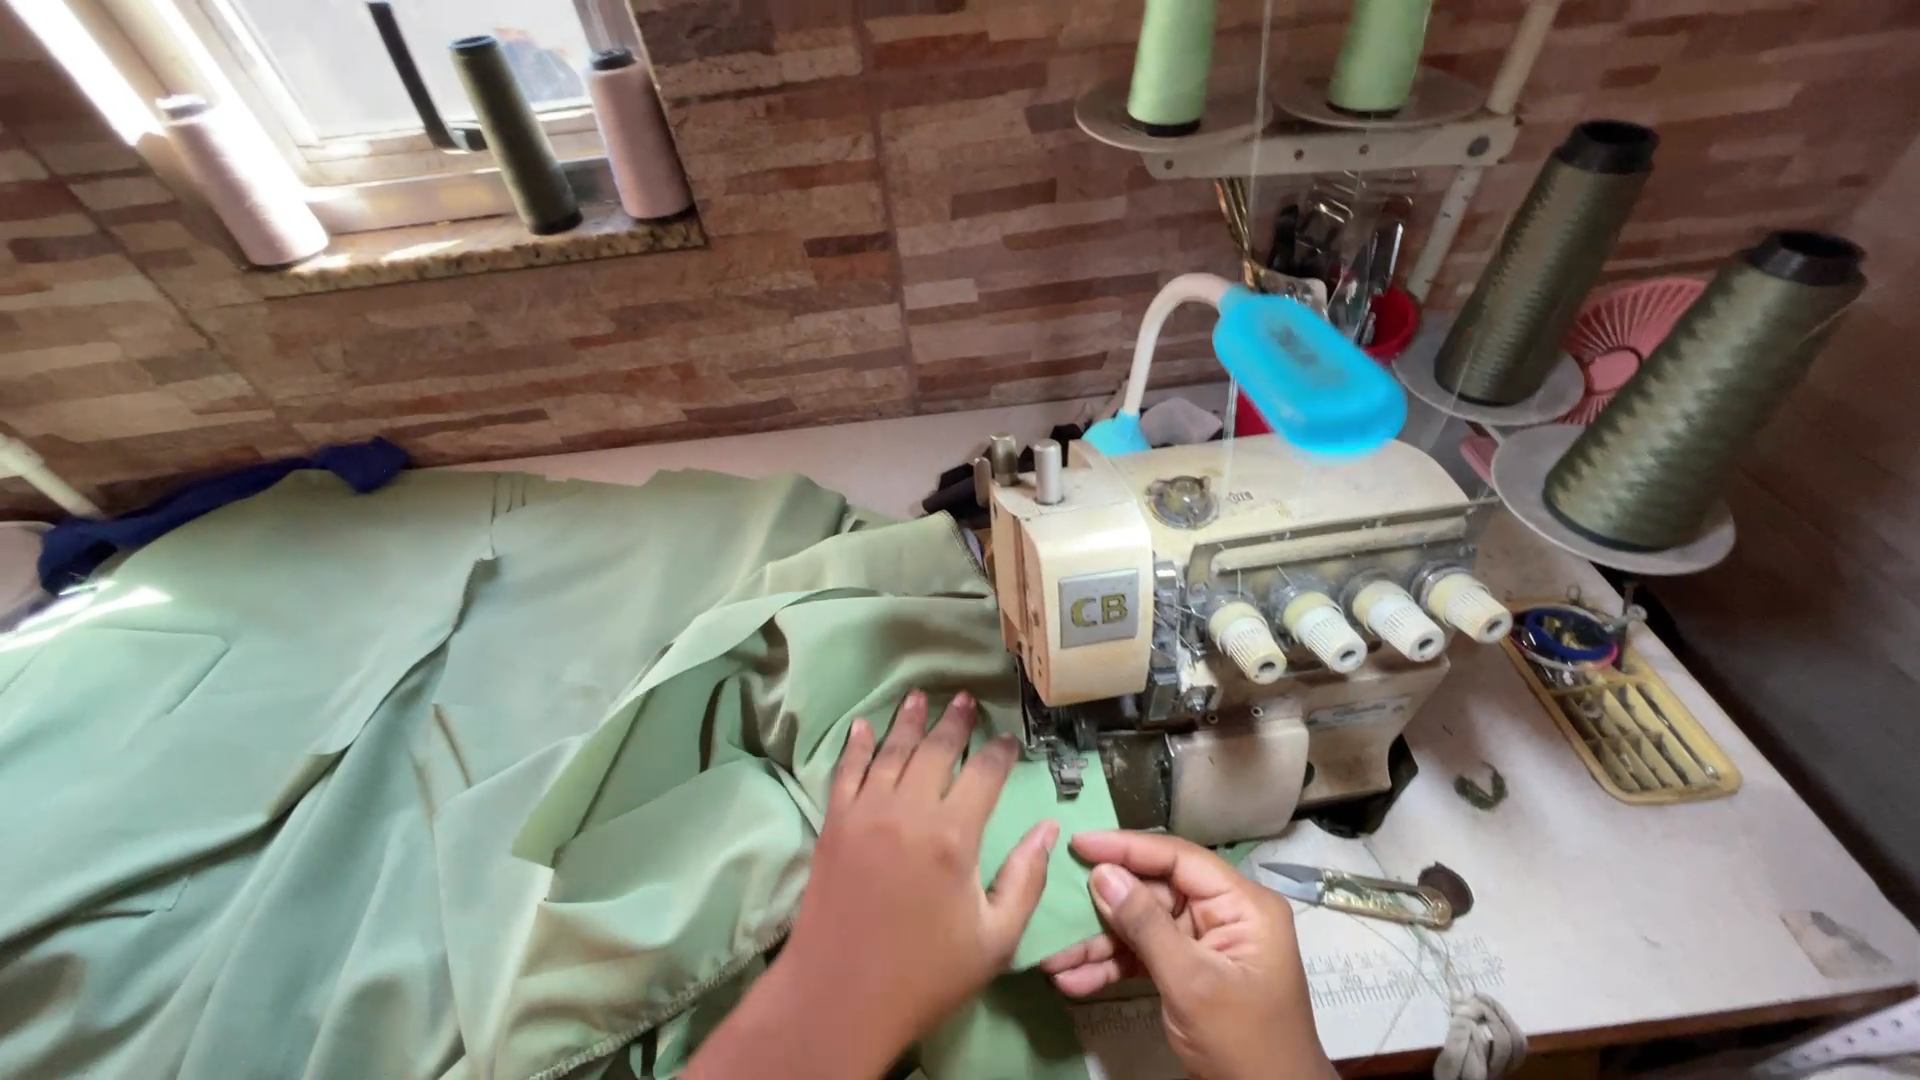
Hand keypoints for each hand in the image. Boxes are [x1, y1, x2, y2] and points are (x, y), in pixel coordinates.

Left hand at [689, 691, 1057, 1079]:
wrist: (840, 997)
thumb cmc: (926, 973)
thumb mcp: (995, 940)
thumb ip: (1024, 879)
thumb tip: (1048, 829)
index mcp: (954, 836)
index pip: (985, 774)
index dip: (1000, 751)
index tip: (1010, 739)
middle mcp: (910, 810)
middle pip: (937, 749)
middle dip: (956, 721)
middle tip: (966, 699)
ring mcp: (866, 813)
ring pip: (892, 751)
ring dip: (909, 720)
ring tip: (920, 696)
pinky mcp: (834, 823)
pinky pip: (847, 772)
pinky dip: (857, 746)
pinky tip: (863, 726)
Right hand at [1040, 832, 1333, 1079]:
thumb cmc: (1244, 1043)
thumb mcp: (1192, 982)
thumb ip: (1146, 924)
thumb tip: (1102, 873)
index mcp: (1241, 903)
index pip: (1177, 858)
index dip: (1125, 847)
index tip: (1078, 843)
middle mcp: (1223, 913)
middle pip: (1152, 891)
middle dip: (1102, 906)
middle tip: (1055, 899)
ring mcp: (1204, 943)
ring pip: (1140, 925)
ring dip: (1098, 943)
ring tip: (1054, 957)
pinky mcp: (1187, 971)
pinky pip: (1143, 955)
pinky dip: (1111, 968)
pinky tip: (1074, 980)